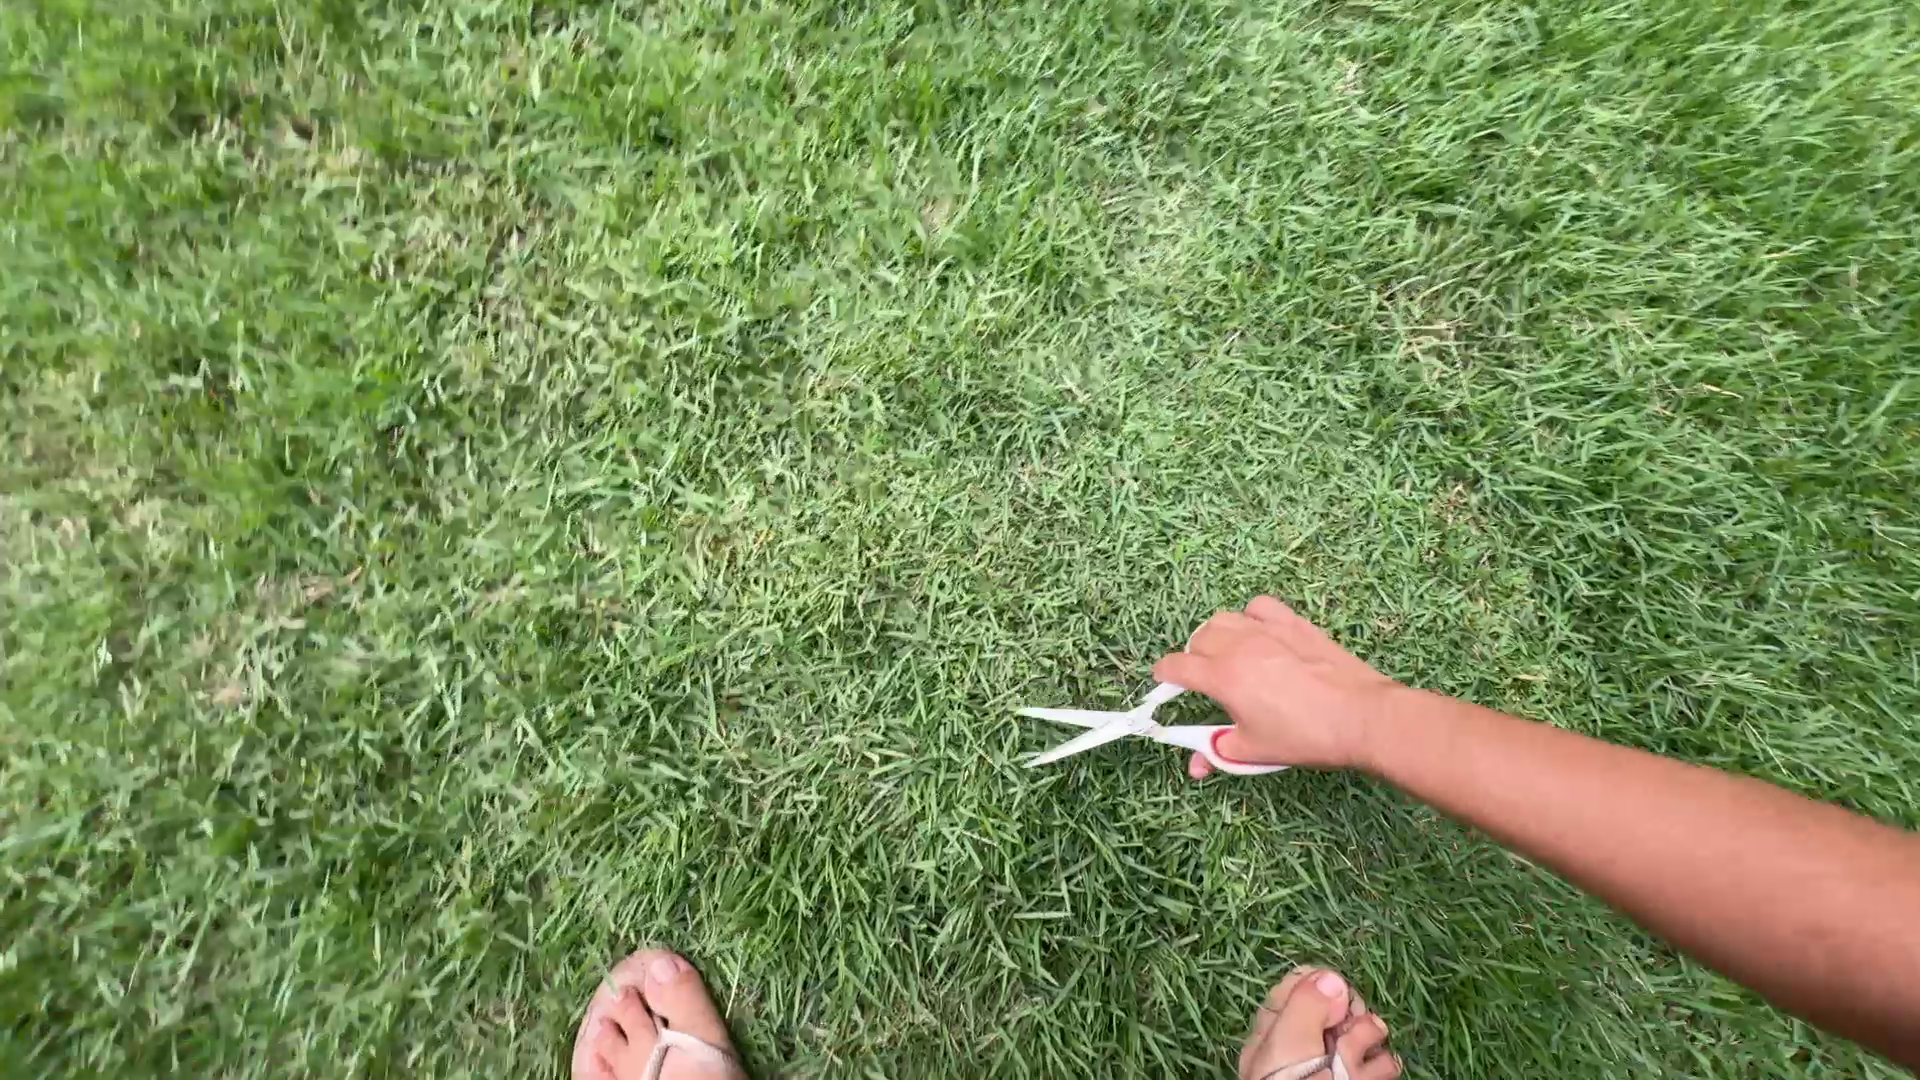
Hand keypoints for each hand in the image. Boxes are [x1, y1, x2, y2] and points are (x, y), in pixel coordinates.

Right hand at [1152, 597, 1403, 776]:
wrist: (1363, 717)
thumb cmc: (1306, 736)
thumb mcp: (1256, 750)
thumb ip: (1218, 752)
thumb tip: (1196, 766)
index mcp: (1222, 677)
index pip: (1175, 666)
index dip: (1163, 675)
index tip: (1163, 682)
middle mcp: (1238, 646)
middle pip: (1196, 640)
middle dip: (1191, 659)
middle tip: (1203, 680)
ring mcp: (1266, 630)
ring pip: (1222, 619)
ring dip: (1214, 636)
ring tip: (1226, 655)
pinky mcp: (1293, 623)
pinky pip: (1259, 608)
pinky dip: (1250, 617)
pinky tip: (1258, 634)